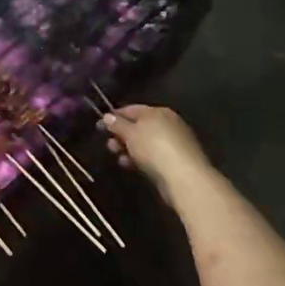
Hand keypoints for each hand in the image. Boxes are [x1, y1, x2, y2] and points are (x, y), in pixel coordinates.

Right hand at [99, 104, 213, 204]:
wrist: (184, 176)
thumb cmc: (154, 147)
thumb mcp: (131, 133)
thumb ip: (118, 124)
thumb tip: (107, 116)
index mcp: (158, 111)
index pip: (132, 109)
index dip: (115, 116)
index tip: (100, 125)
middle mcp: (167, 123)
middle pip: (139, 126)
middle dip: (122, 134)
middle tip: (109, 144)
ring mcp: (172, 142)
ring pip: (145, 142)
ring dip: (129, 148)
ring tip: (117, 157)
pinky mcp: (174, 160)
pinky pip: (152, 155)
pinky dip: (140, 158)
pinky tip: (130, 165)